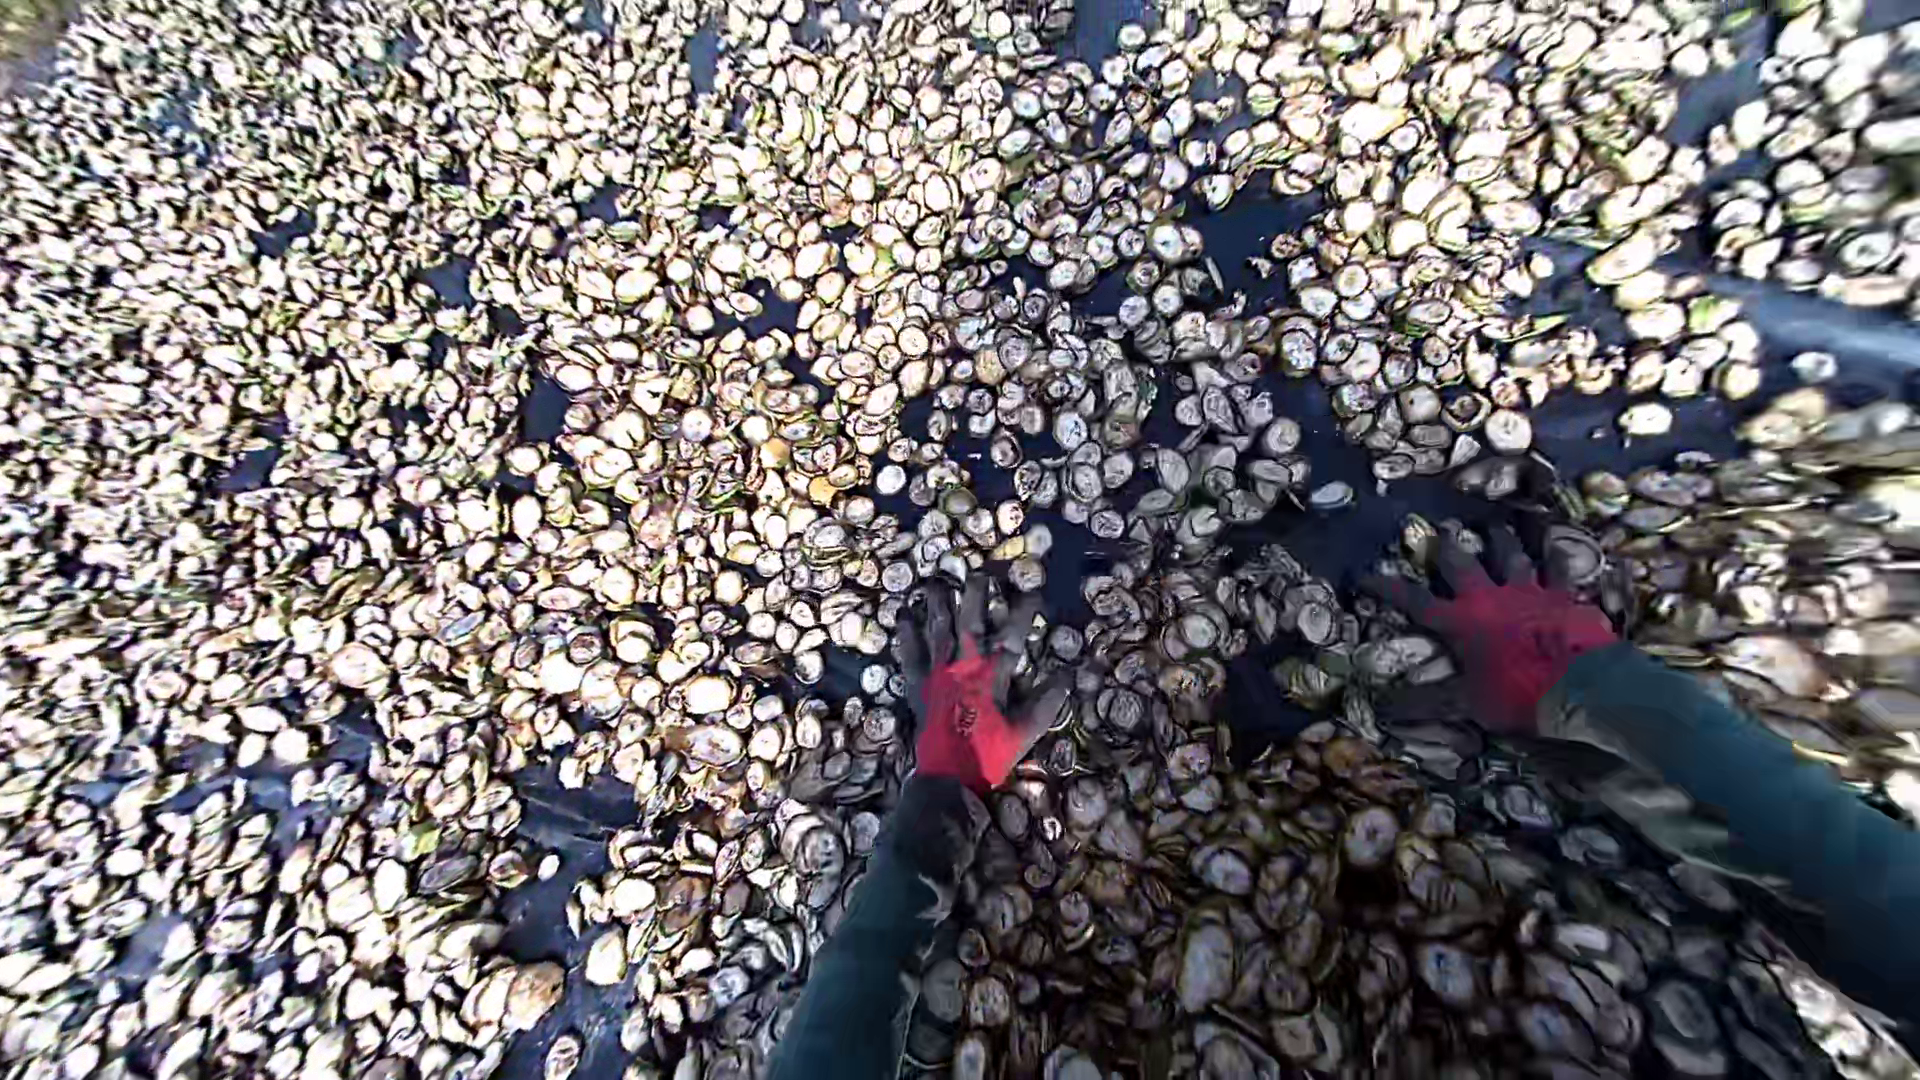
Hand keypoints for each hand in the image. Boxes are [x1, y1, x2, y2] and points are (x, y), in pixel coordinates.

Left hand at [896, 577, 1069, 792]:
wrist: (949, 776)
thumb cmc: (990, 752)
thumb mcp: (1026, 731)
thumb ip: (1047, 702)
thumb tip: (1070, 675)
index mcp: (992, 676)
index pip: (1013, 636)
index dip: (1024, 612)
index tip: (1034, 591)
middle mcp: (964, 666)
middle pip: (971, 622)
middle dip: (976, 595)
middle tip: (979, 573)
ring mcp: (938, 673)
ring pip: (938, 629)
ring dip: (939, 604)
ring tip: (938, 582)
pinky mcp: (918, 684)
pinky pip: (910, 653)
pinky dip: (906, 633)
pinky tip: (903, 614)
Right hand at [1362, 528, 1617, 735]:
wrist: (1593, 689)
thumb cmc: (1522, 694)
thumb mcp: (1468, 704)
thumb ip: (1426, 702)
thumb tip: (1381, 710)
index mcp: (1457, 621)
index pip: (1410, 599)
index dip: (1385, 586)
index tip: (1364, 576)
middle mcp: (1487, 599)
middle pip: (1460, 563)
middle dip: (1446, 545)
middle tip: (1441, 527)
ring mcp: (1528, 594)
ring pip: (1510, 558)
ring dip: (1501, 541)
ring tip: (1496, 526)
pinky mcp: (1565, 598)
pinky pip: (1560, 570)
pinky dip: (1556, 556)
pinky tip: (1557, 544)